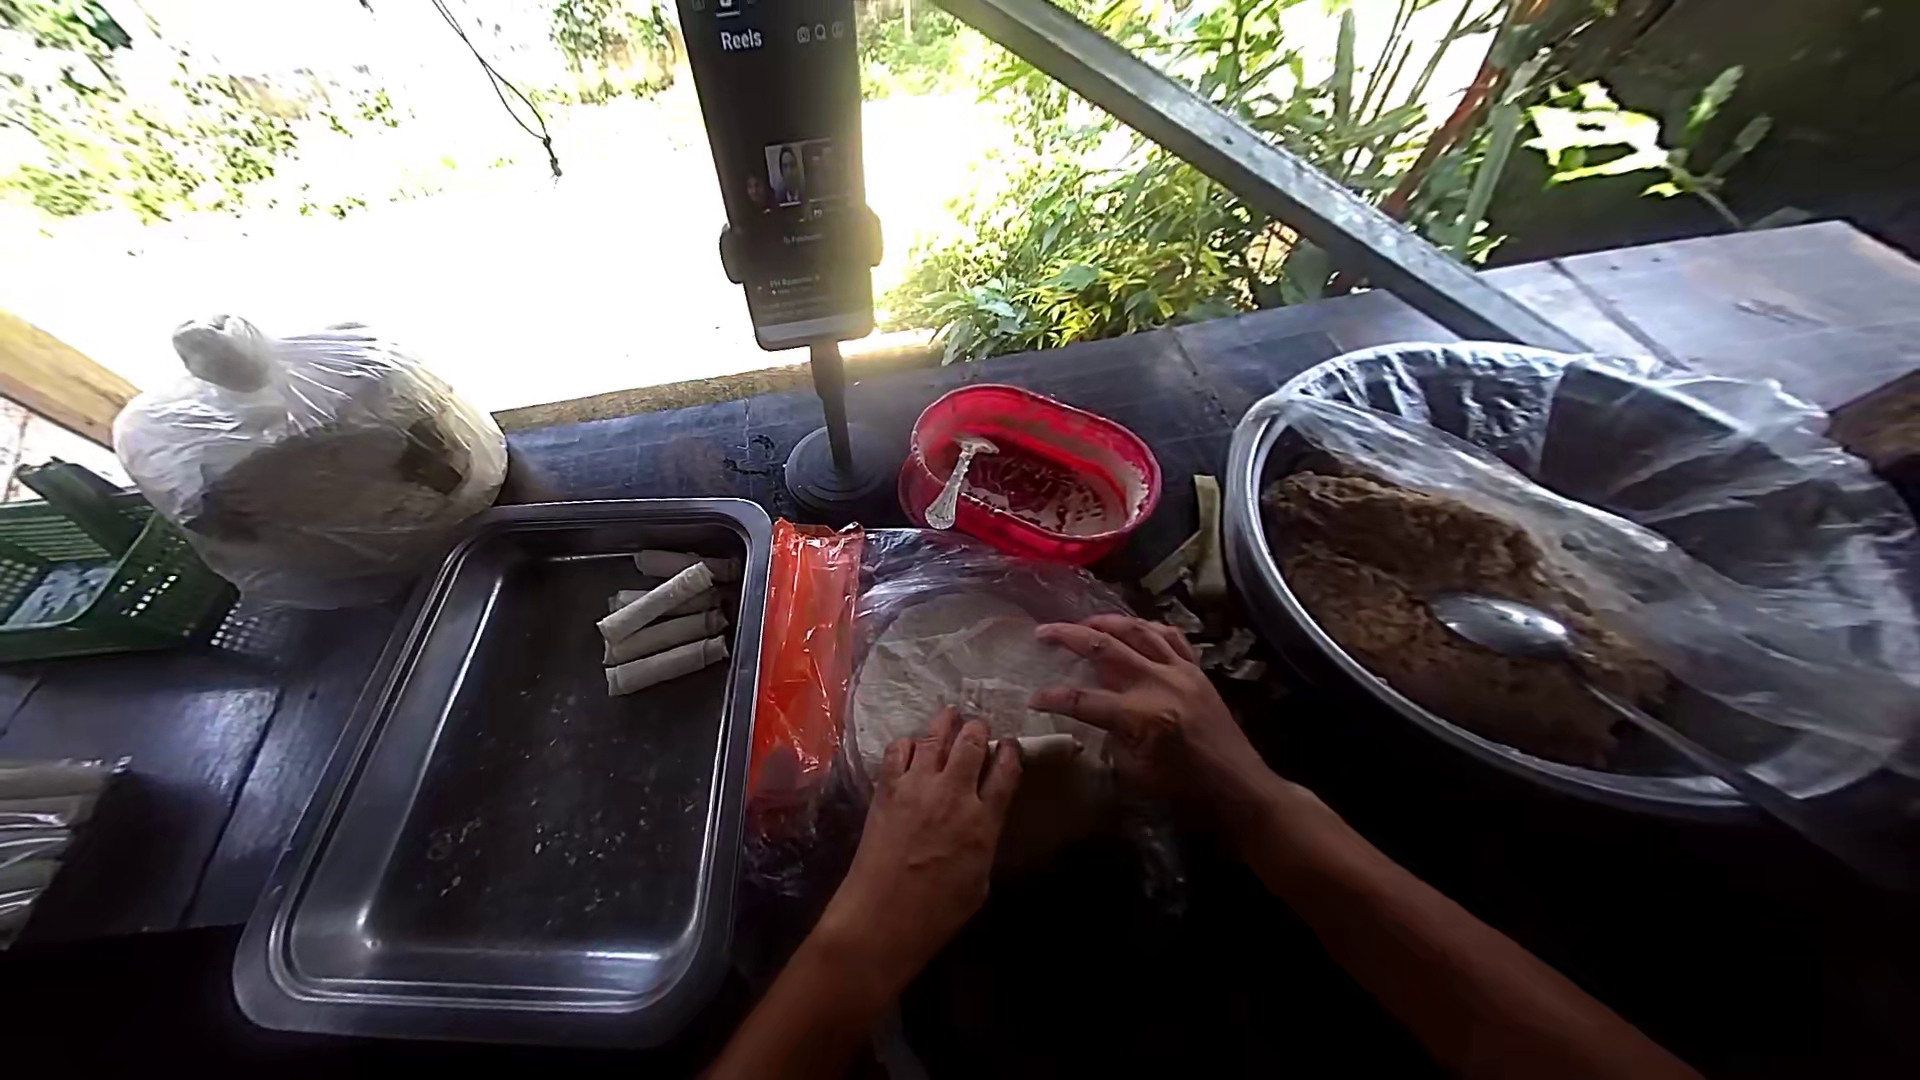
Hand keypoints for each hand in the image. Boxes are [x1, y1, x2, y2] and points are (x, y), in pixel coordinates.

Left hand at [813, 708, 1021, 998]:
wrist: (880, 920)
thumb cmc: (936, 914)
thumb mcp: (979, 882)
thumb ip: (984, 839)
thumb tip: (982, 817)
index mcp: (982, 822)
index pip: (1006, 771)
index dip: (1010, 751)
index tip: (1009, 744)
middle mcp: (954, 795)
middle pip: (972, 742)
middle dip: (978, 728)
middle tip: (977, 727)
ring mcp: (918, 786)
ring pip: (936, 737)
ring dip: (946, 722)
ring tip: (950, 716)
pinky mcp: (888, 787)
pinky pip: (899, 749)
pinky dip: (908, 743)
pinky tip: (911, 747)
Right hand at [1030, 615, 1283, 832]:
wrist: (1239, 788)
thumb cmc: (1185, 790)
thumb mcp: (1135, 773)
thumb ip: (1109, 736)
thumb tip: (1090, 713)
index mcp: (1141, 716)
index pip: (1083, 699)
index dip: (1052, 697)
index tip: (1032, 696)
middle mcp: (1159, 684)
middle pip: (1104, 648)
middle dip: (1068, 636)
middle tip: (1043, 631)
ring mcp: (1181, 672)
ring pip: (1136, 631)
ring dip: (1104, 622)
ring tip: (1082, 622)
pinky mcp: (1196, 670)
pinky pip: (1169, 636)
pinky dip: (1146, 627)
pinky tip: (1131, 627)